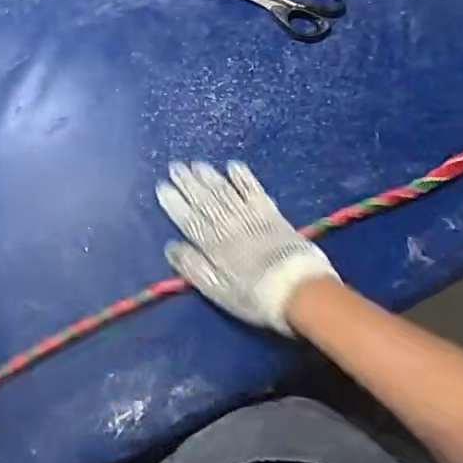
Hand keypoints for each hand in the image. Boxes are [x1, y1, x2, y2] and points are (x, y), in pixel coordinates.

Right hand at [157, 161, 336, 335]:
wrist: (300, 292)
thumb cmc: (255, 297)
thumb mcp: (217, 291)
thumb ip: (193, 267)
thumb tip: (172, 247)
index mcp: (211, 245)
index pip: (188, 218)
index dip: (174, 202)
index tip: (162, 186)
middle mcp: (227, 225)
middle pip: (204, 200)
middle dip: (187, 182)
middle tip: (175, 166)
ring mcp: (250, 217)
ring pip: (224, 192)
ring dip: (209, 176)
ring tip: (196, 164)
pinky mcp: (272, 215)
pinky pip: (254, 191)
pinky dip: (243, 178)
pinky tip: (233, 166)